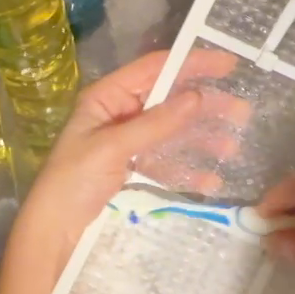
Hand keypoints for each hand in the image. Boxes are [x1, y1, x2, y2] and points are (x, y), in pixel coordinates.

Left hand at [8, 48, 241, 277]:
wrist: (53, 229)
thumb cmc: (73, 181)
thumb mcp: (112, 148)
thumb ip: (155, 123)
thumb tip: (198, 97)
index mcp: (106, 97)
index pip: (154, 69)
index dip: (192, 64)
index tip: (229, 65)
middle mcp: (117, 114)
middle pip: (168, 101)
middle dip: (204, 108)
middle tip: (241, 114)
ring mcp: (124, 143)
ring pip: (171, 134)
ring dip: (201, 140)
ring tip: (232, 150)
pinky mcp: (129, 170)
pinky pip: (163, 163)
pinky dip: (186, 170)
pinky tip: (210, 181)